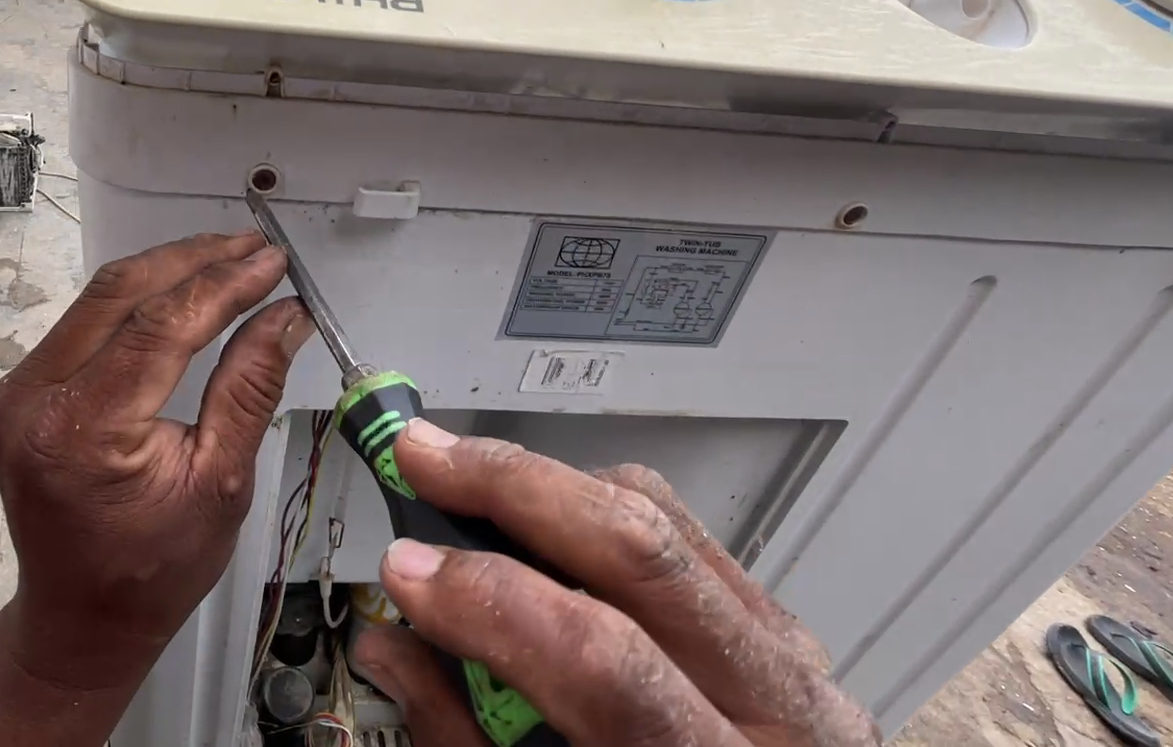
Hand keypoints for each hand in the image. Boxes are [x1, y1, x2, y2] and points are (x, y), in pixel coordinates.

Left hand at [0, 231, 313, 687]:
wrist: (78, 617)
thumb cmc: (157, 568)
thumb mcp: (221, 483)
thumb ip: (250, 387)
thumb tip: (285, 312)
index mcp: (82, 432)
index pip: (160, 326)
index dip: (223, 285)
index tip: (273, 262)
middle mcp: (31, 399)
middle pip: (121, 293)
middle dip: (195, 259)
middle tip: (255, 248)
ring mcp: (15, 389)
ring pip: (99, 296)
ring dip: (168, 268)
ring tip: (229, 256)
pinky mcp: (18, 388)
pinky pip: (86, 319)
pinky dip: (140, 295)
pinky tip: (182, 286)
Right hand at [351, 421, 878, 746]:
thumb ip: (462, 742)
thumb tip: (387, 645)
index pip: (600, 656)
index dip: (486, 599)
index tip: (403, 568)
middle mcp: (778, 705)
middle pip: (636, 544)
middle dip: (510, 484)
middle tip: (422, 454)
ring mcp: (785, 652)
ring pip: (655, 510)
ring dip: (540, 478)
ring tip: (462, 471)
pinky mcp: (774, 620)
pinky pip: (674, 520)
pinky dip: (588, 496)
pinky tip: (536, 507)